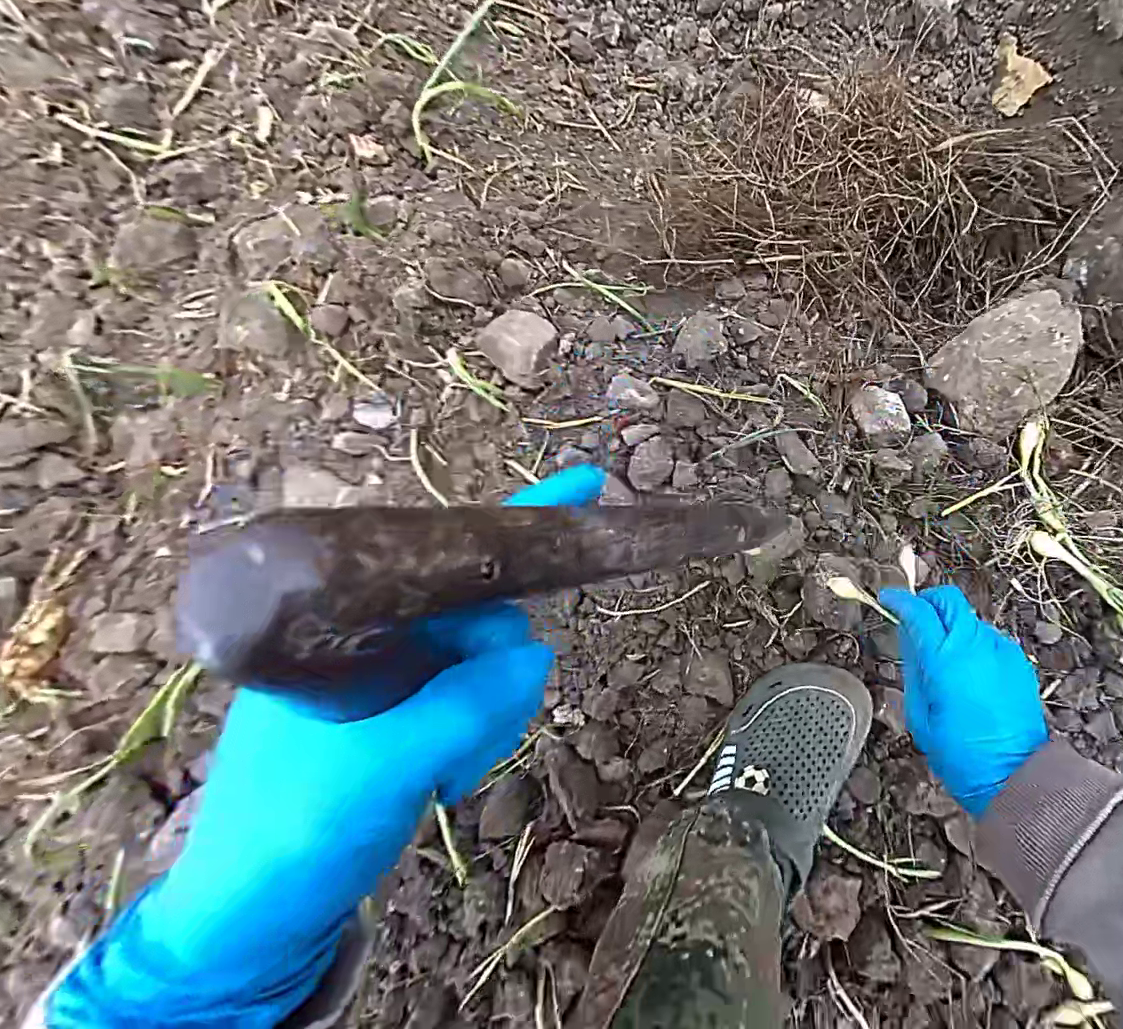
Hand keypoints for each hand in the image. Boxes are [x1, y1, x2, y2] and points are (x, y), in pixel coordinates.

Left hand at [50, 464, 606, 1025]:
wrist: (261, 912)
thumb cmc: (297, 827)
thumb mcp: (382, 766)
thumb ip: (466, 704)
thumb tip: (536, 652)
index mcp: (349, 626)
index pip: (445, 556)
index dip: (520, 519)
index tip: (588, 484)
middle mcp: (385, 637)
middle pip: (492, 614)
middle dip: (503, 667)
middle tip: (479, 728)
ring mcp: (408, 673)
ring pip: (501, 660)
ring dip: (498, 708)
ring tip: (454, 763)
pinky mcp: (426, 706)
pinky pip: (493, 693)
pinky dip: (493, 726)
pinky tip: (459, 765)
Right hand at [877, 586, 1048, 815]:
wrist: (1014, 773)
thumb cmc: (965, 755)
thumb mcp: (921, 716)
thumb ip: (914, 668)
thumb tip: (909, 637)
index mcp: (946, 659)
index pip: (919, 611)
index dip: (901, 600)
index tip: (890, 599)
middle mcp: (976, 645)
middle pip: (949, 599)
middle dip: (929, 602)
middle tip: (916, 617)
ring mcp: (1000, 649)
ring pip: (969, 619)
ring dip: (953, 628)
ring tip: (944, 660)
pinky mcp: (1017, 660)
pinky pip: (988, 640)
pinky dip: (974, 646)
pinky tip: (969, 675)